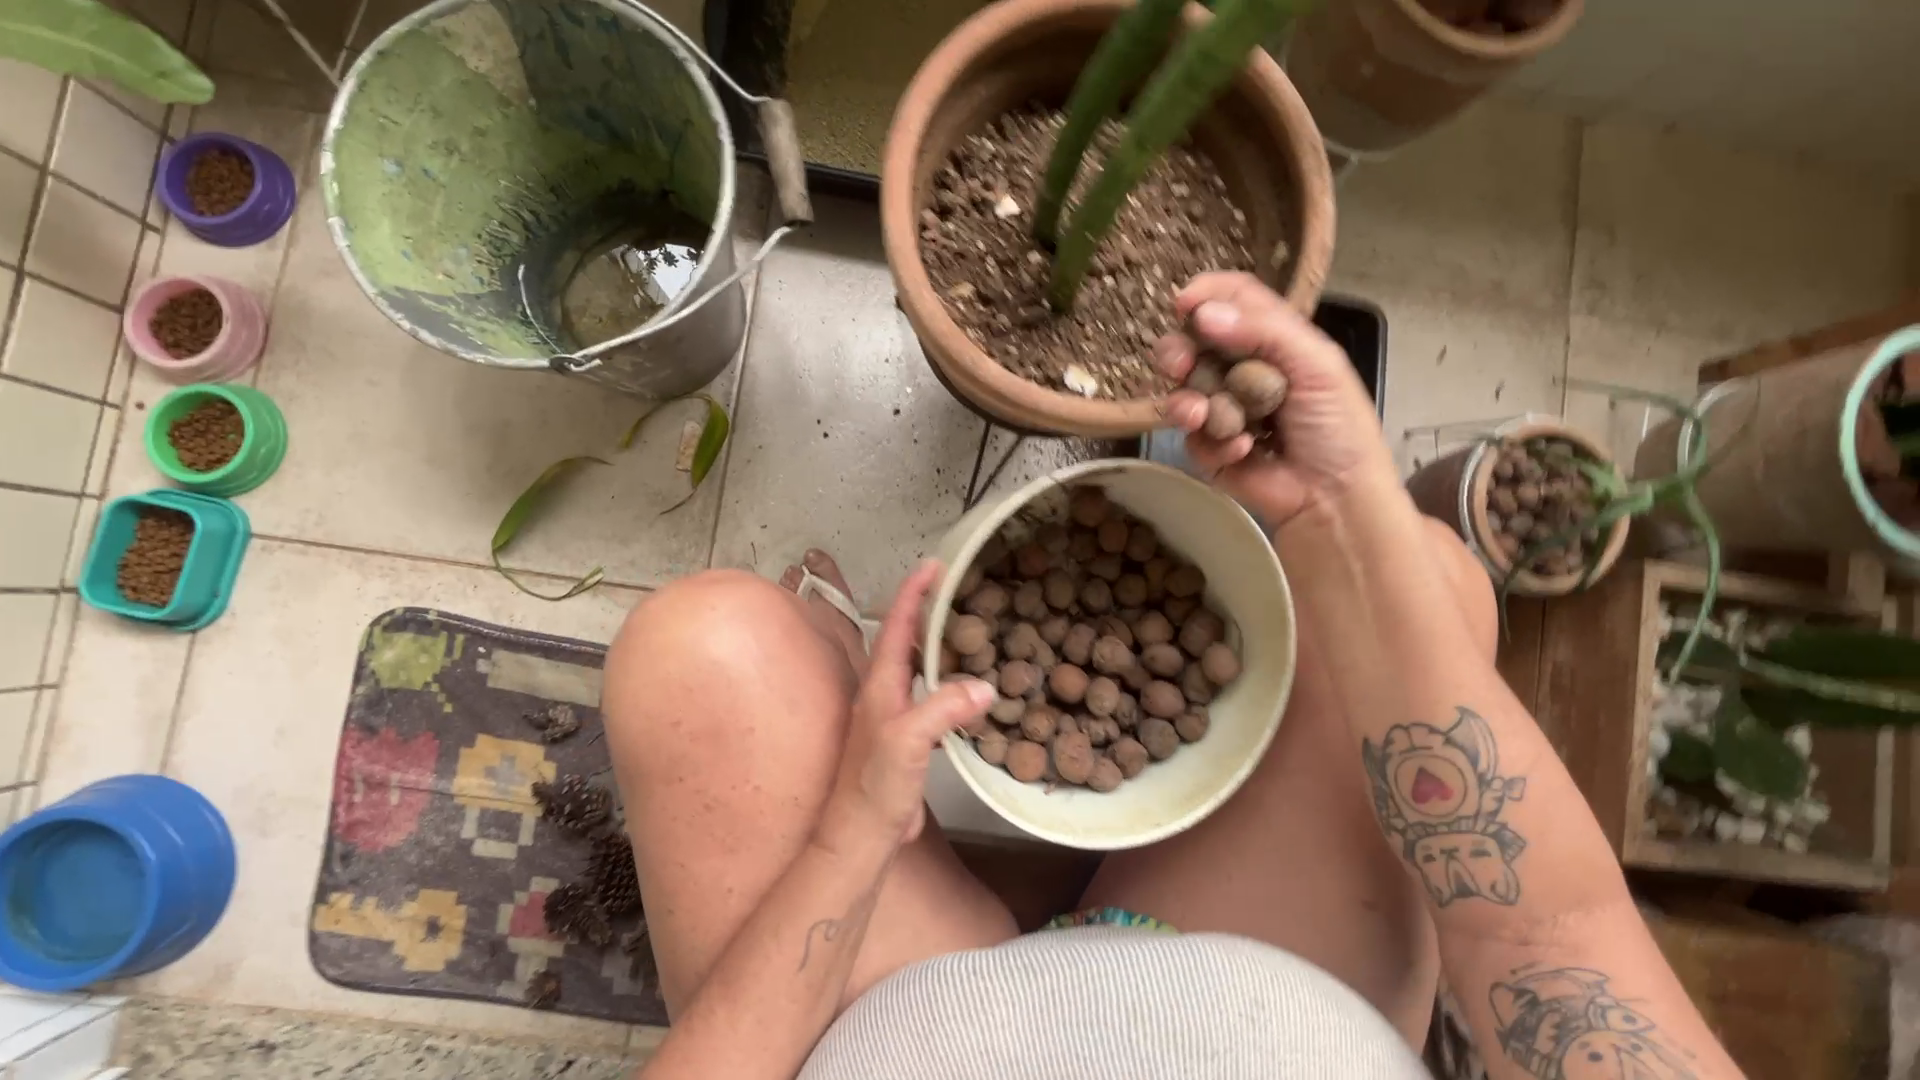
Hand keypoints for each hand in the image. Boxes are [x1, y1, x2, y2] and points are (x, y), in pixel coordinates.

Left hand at [819, 560, 994, 849]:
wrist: (859, 837)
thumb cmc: (875, 789)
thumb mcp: (909, 743)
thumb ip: (943, 709)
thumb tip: (983, 685)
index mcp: (879, 686)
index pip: (897, 626)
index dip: (914, 594)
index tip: (934, 564)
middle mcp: (882, 694)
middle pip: (904, 639)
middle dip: (926, 609)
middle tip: (956, 588)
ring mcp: (892, 716)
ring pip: (915, 666)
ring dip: (934, 642)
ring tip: (964, 625)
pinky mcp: (905, 738)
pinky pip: (927, 694)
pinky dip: (944, 678)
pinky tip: (963, 686)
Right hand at [1156, 273, 1397, 528]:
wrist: (1334, 497)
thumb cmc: (1338, 427)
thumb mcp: (1317, 366)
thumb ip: (1263, 333)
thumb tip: (1203, 314)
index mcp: (1273, 340)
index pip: (1234, 301)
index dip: (1207, 295)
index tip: (1183, 304)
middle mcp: (1242, 369)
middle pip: (1193, 343)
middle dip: (1177, 351)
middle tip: (1177, 365)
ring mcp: (1223, 409)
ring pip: (1182, 390)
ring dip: (1187, 401)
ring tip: (1199, 417)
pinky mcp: (1210, 449)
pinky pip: (1192, 436)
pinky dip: (1213, 441)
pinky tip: (1242, 450)